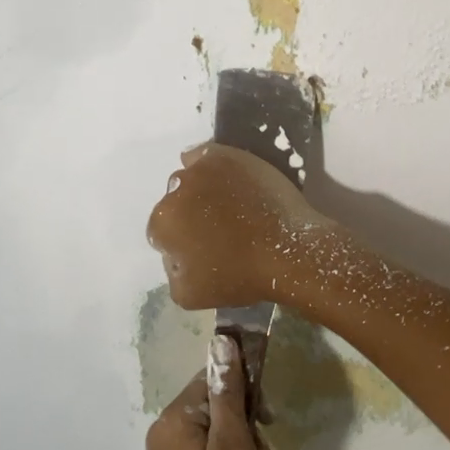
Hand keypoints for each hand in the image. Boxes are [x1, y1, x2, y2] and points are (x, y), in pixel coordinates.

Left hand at [146, 335, 272, 449]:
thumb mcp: (232, 448)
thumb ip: (229, 394)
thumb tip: (222, 339)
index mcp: (176, 417)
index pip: (214, 377)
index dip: (244, 392)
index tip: (266, 418)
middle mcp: (165, 429)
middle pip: (217, 407)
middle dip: (245, 431)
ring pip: (217, 434)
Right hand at [147, 143, 329, 310]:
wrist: (289, 251)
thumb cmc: (241, 276)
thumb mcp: (190, 294)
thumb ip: (170, 272)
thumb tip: (174, 255)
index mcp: (164, 221)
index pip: (161, 231)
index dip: (180, 241)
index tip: (200, 247)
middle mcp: (176, 188)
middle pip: (175, 201)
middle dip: (189, 214)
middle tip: (216, 227)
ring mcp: (202, 168)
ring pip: (190, 178)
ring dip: (199, 190)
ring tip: (227, 206)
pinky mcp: (227, 155)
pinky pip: (205, 155)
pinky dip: (207, 164)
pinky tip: (221, 176)